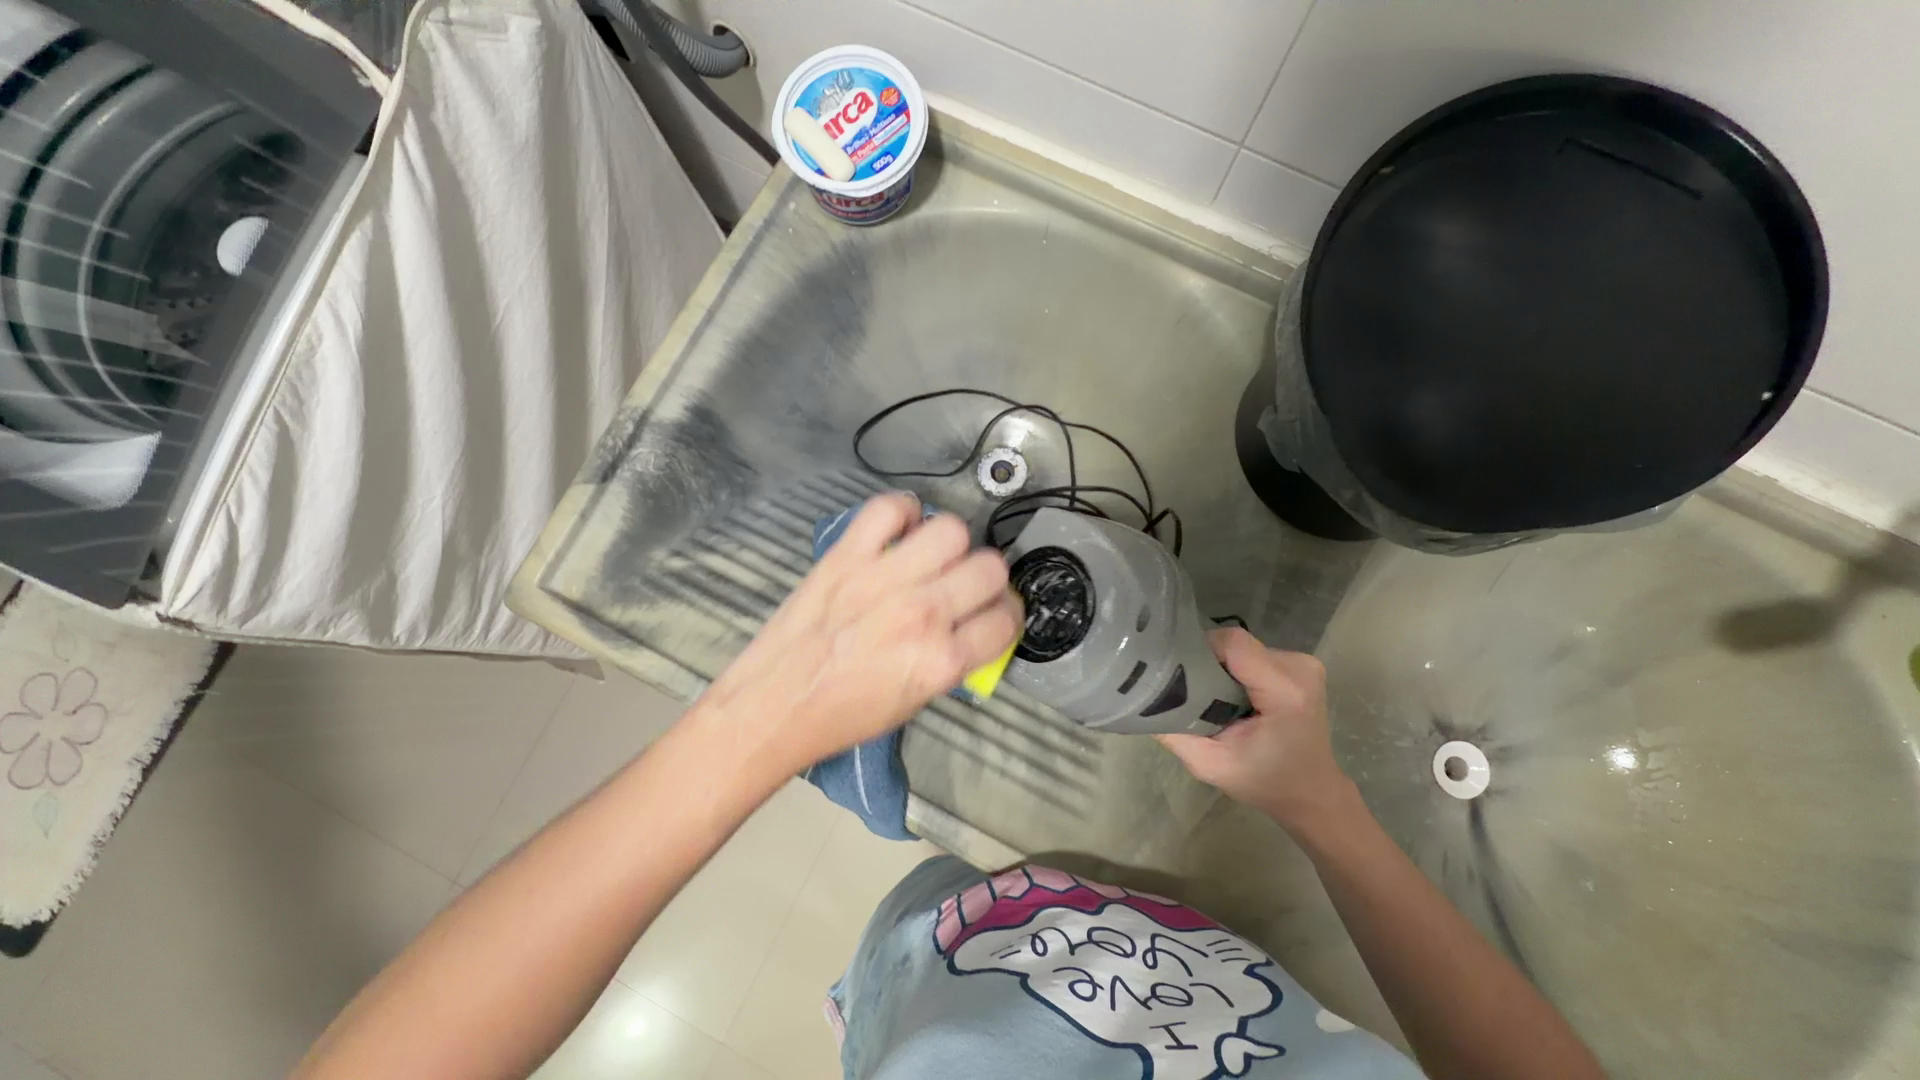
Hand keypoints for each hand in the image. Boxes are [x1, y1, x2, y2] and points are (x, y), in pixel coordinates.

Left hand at [699, 492, 1022, 771]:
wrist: (773, 707)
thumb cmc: (841, 716)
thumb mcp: (915, 702)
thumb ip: (952, 660)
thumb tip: (972, 628)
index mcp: (941, 661)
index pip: (1005, 620)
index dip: (1006, 617)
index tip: (995, 614)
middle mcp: (921, 614)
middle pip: (989, 568)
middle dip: (986, 579)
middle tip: (965, 587)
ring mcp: (883, 579)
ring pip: (951, 530)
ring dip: (951, 544)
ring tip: (934, 558)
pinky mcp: (847, 556)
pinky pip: (890, 509)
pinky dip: (902, 512)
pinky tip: (901, 531)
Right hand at [1156, 628, 1354, 830]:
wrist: (1310, 793)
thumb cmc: (1263, 782)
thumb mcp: (1209, 765)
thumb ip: (1174, 731)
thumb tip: (1140, 700)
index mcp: (1285, 690)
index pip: (1233, 643)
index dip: (1200, 651)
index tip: (1180, 674)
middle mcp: (1299, 667)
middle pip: (1236, 644)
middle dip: (1208, 663)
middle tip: (1191, 693)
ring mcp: (1304, 663)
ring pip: (1243, 647)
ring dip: (1222, 668)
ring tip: (1212, 698)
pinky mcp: (1300, 665)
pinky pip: (1254, 654)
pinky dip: (1237, 670)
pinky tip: (1232, 696)